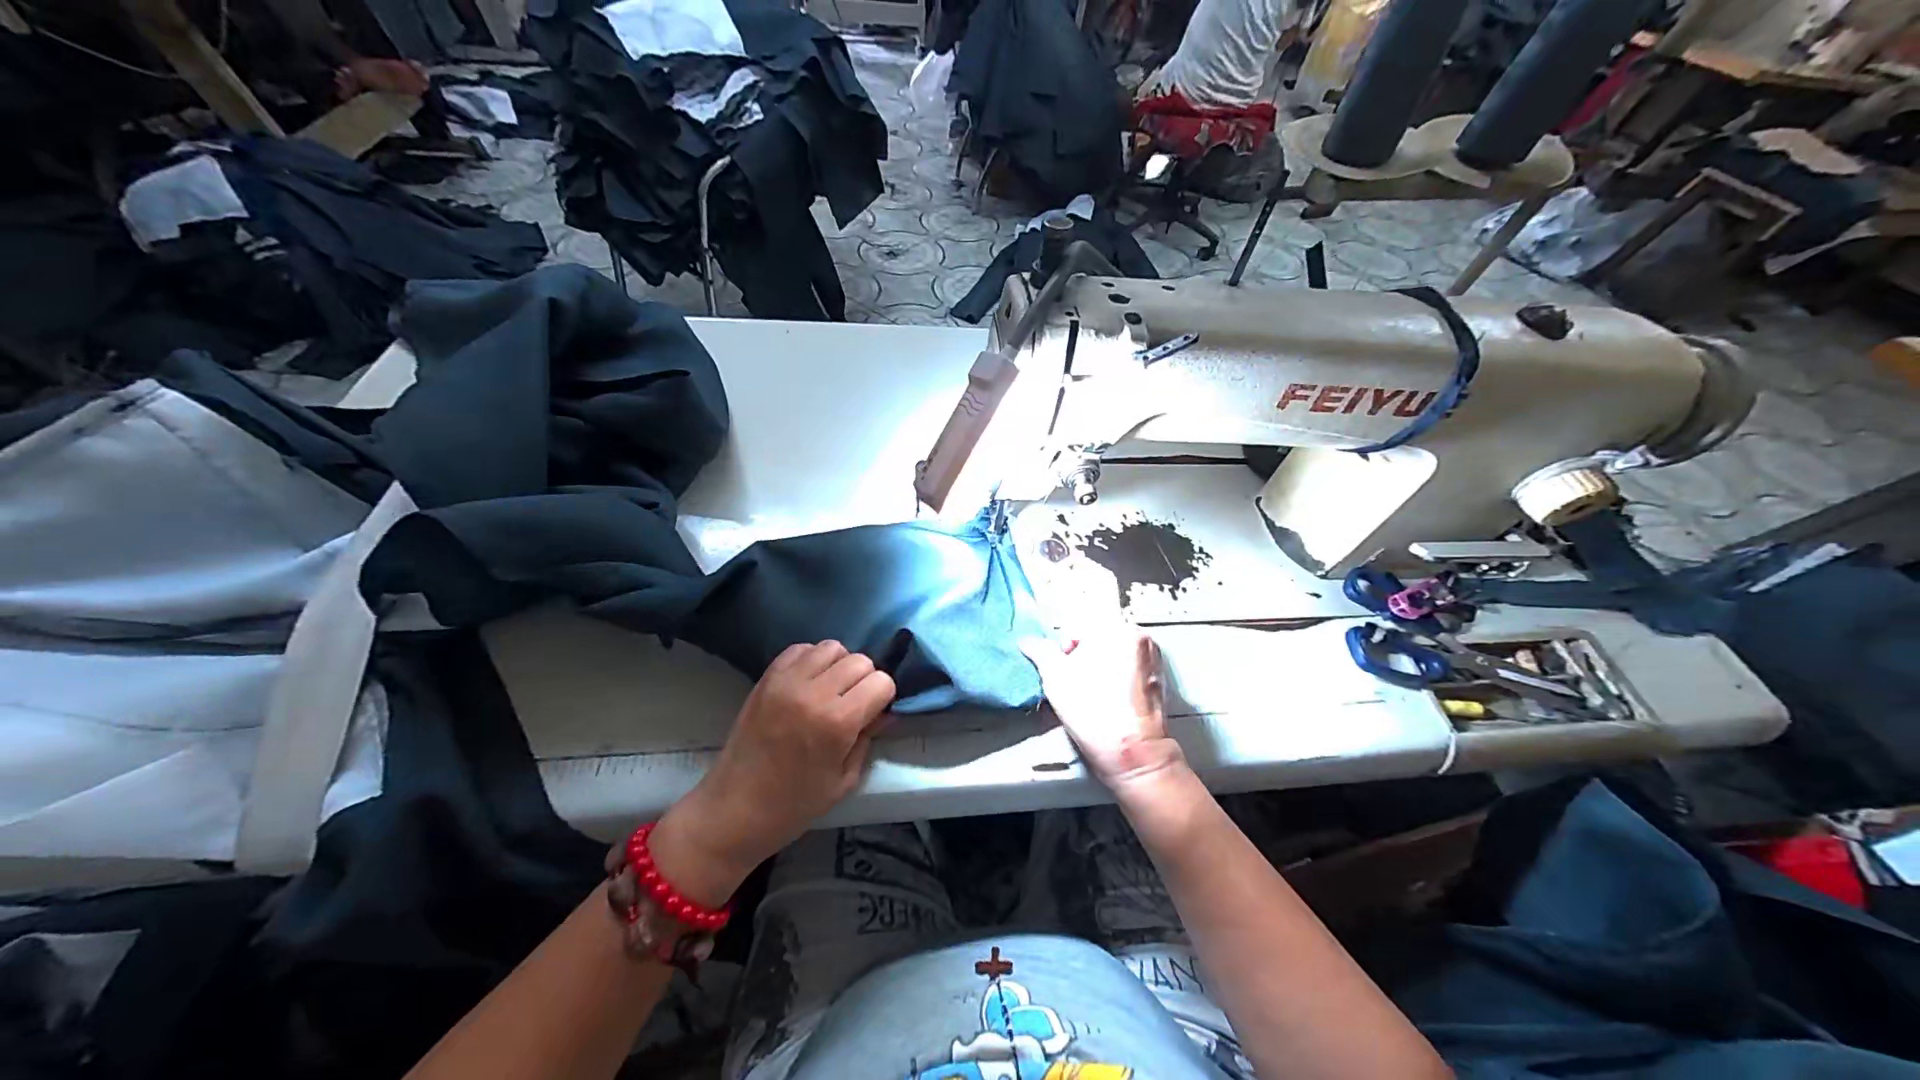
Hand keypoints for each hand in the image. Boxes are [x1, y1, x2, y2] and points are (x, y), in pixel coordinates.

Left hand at [650, 641, 894, 905]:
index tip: (874, 714)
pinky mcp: (766, 678)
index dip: (883, 698)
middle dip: (866, 680)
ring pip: (832, 647)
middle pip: (860, 660)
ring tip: (832, 690)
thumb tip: (884, 711)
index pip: (881, 682)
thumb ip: (867, 738)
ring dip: (840, 665)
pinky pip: (801, 649)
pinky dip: (812, 660)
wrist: (735, 809)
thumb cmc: (794, 805)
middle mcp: (813, 692)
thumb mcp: (844, 779)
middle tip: (854, 704)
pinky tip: (809, 683)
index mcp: (837, 722)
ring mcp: (786, 681)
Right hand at [1019, 626, 1184, 792]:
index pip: (1076, 630)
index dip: (1062, 654)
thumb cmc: (1092, 711)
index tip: (1064, 676)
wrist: (1133, 753)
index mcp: (1117, 629)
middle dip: (1082, 660)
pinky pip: (1129, 671)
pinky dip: (1117, 681)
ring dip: (1099, 670)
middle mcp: (1141, 637)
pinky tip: (1109, 703)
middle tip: (1076, 687)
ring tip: (1093, 697)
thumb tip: (1027, 641)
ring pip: (1113, 656)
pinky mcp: (1160, 680)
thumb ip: (1039, 651)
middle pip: (1096, 641)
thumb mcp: (1054, 676)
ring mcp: (1154, 659)